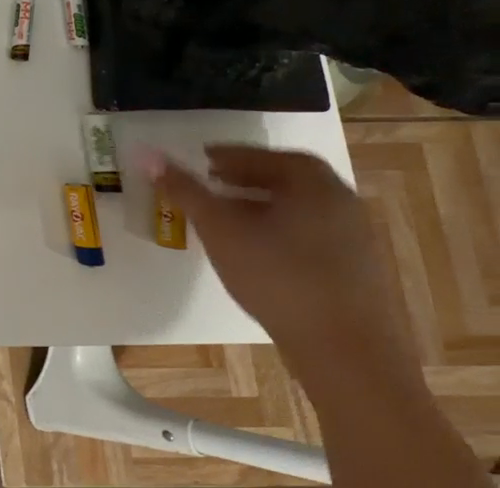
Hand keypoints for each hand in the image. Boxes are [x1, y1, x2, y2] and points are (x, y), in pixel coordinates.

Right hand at [152, 145, 413, 375]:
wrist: (347, 351)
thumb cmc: (277, 276)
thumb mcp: (218, 228)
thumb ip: (184, 190)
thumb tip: (147, 154)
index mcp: (315, 187)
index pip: (270, 157)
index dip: (232, 155)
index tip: (201, 160)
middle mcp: (344, 205)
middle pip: (290, 181)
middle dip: (246, 178)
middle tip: (210, 182)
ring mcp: (358, 241)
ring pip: (301, 209)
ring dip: (261, 204)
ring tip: (225, 216)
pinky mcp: (359, 271)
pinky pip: (312, 234)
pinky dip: (280, 229)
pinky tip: (254, 249)